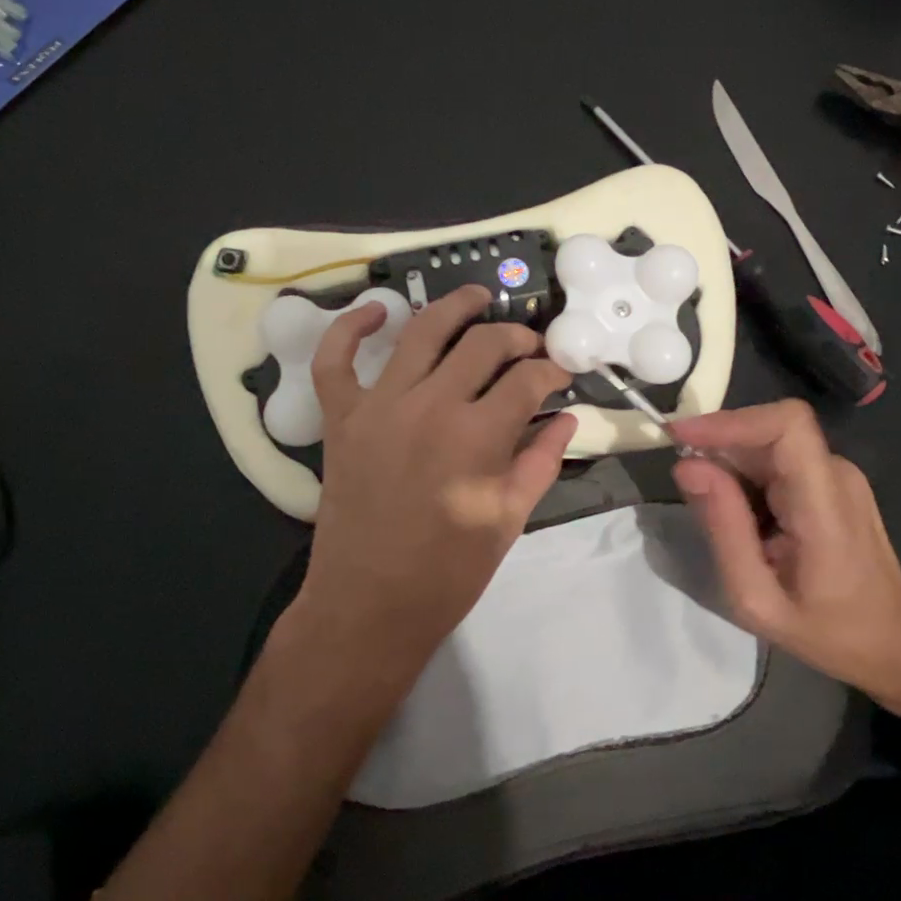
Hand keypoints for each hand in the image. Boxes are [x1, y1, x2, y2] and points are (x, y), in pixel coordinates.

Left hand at [296, 284, 578, 667]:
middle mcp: (429, 405)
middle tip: (529, 344)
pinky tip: (377, 310)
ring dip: (453, 307)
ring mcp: (378, 406)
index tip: (560, 374)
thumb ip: (540, 460)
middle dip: (516, 336)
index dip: (552, 371)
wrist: (370, 604)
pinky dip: (351, 327)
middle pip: (481, 344)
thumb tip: (565, 418)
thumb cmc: (447, 572)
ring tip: (478, 296)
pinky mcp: (341, 418)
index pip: (526, 379)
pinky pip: (334, 358)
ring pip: (419, 333)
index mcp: (477, 435)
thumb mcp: (509, 519)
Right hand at [671, 400, 900, 706]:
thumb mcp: (758, 600)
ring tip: (716, 518)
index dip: (731, 421)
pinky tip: (742, 521)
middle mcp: (837, 475)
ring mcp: (839, 475)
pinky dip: (746, 477)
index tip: (680, 438)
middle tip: (687, 492)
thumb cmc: (828, 631)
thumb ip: (724, 530)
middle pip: (769, 431)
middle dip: (718, 448)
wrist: (893, 642)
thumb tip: (687, 467)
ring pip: (769, 444)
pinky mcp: (832, 481)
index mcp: (825, 505)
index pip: (787, 425)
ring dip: (730, 466)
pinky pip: (779, 460)